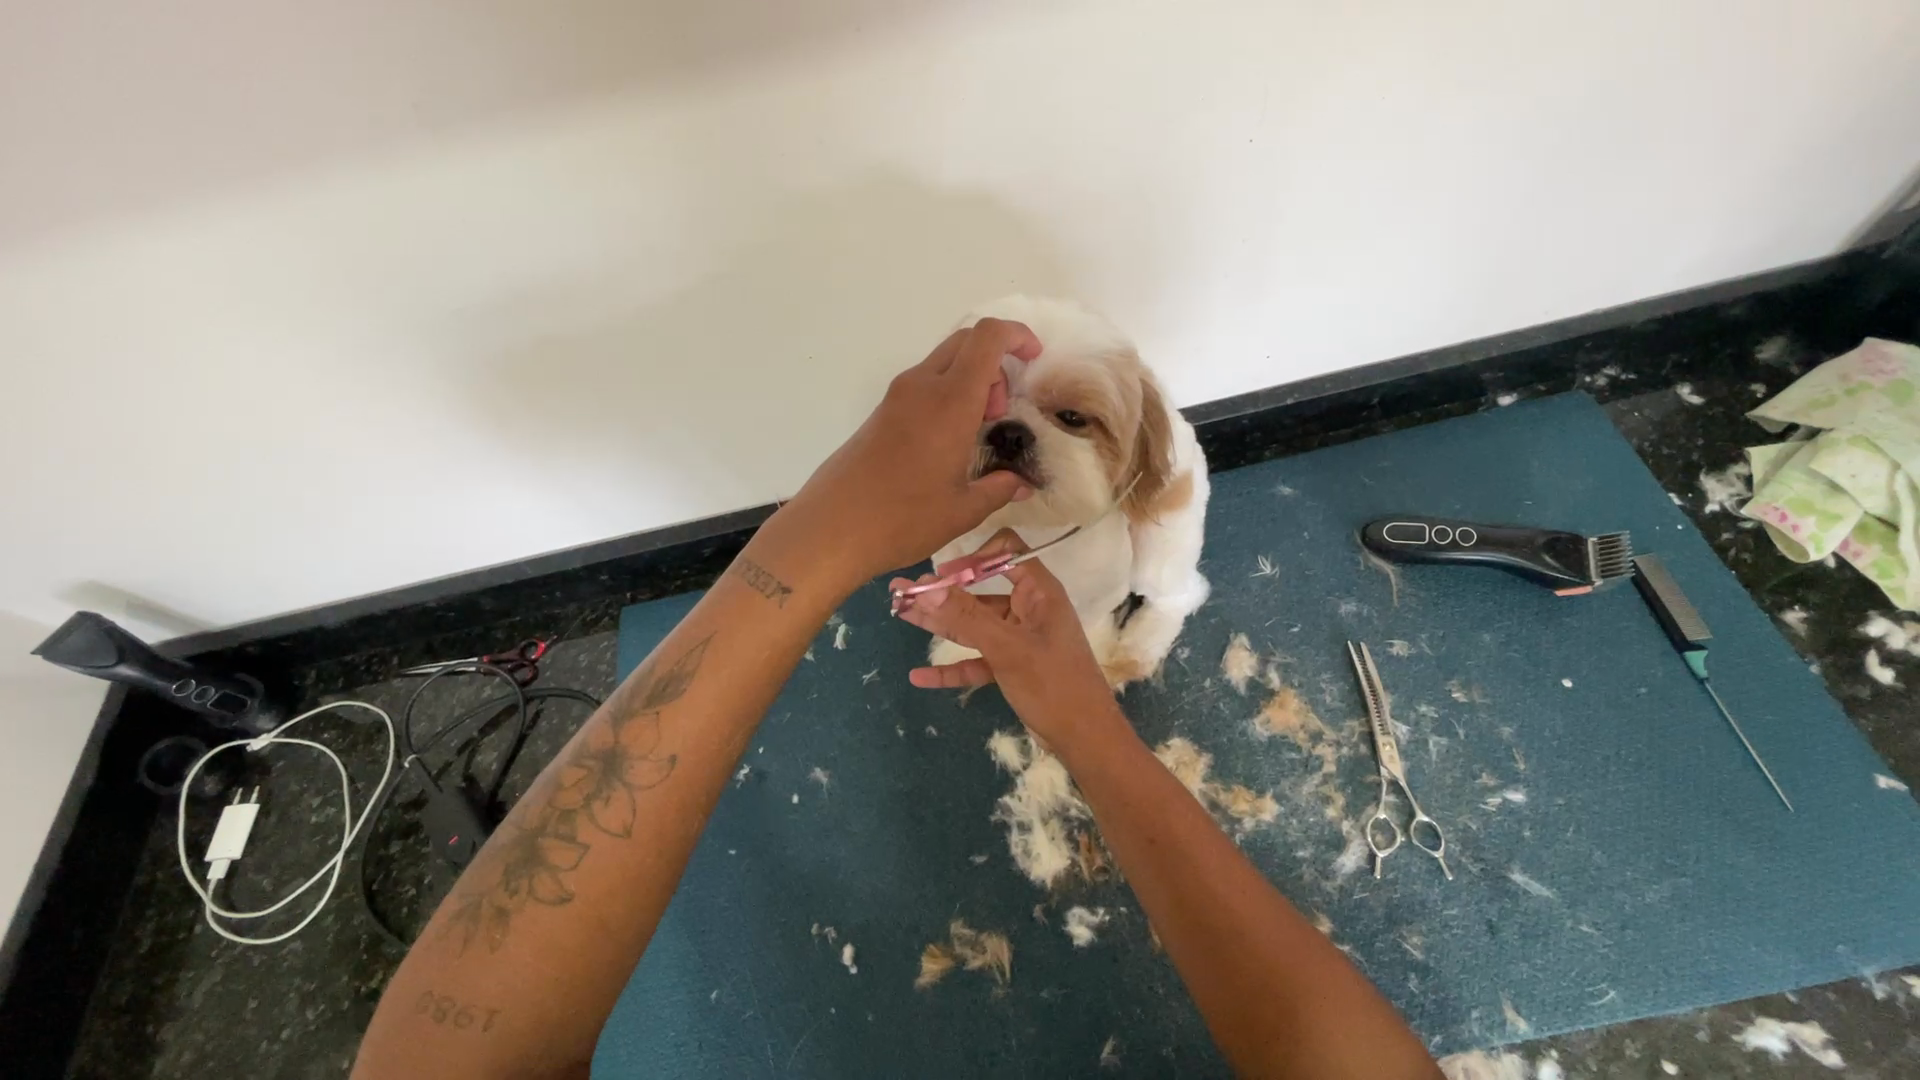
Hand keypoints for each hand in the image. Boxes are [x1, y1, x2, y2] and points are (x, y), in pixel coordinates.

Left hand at [780, 319, 1040, 587]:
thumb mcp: (962, 510)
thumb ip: (997, 489)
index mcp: (949, 401)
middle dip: (995, 365)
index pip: (988, 338)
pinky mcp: (881, 413)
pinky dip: (947, 397)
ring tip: (976, 433)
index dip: (1018, 335)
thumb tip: (1019, 484)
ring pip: (943, 363)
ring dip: (970, 383)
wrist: (830, 529)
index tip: (1034, 359)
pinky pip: (924, 386)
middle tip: (999, 413)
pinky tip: (948, 443)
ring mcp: (897, 397)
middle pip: (966, 343)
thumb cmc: (902, 519)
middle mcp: (921, 387)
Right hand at [890, 531, 1120, 745]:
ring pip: (973, 626)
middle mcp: (1028, 610)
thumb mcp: (1007, 649)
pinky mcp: (1012, 667)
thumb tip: (926, 586)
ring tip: (899, 614)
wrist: (1085, 739)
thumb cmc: (1054, 685)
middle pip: (979, 592)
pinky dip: (952, 667)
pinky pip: (977, 660)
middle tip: (900, 592)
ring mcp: (1019, 640)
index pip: (1007, 552)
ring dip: (939, 624)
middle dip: (941, 594)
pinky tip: (919, 675)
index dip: (974, 556)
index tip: (942, 573)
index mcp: (1039, 592)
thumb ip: (965, 617)